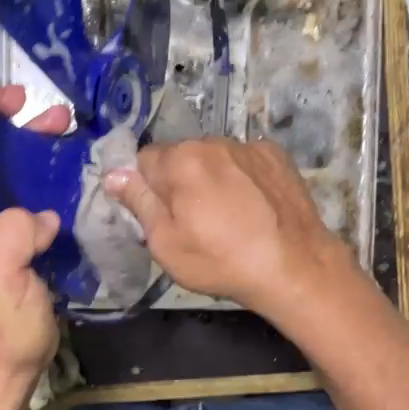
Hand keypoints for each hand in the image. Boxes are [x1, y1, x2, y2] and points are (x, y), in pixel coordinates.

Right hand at [103, 138, 361, 317]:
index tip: (158, 215)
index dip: (145, 188)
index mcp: (180, 161)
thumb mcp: (166, 243)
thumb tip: (114, 175)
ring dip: (211, 178)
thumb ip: (139, 203)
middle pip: (180, 157)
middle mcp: (212, 142)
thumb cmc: (220, 261)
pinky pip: (243, 161)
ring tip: (227, 215)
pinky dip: (241, 177)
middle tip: (193, 220)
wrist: (294, 267)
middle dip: (179, 181)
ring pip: (213, 158)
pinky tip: (252, 206)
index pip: (143, 160)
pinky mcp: (276, 156)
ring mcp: (248, 146)